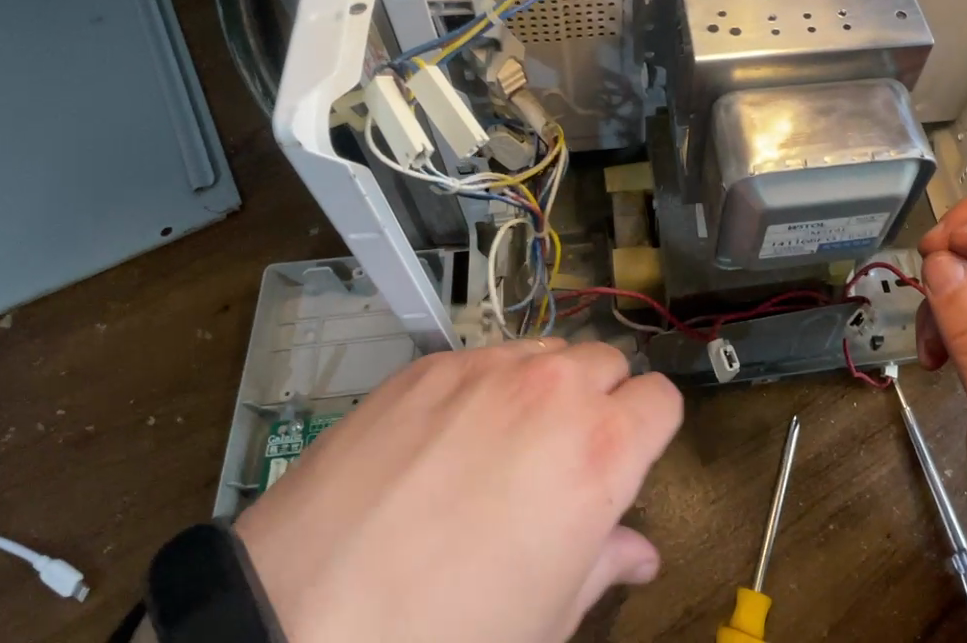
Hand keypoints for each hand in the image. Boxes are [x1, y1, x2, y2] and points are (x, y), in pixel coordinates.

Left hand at [233, 338, 682, 641]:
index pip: (663, 399)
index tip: (628, 460)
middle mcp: (553, 391)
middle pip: (608, 363)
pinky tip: (446, 438)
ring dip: (545, 386)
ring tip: (504, 443)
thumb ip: (605, 564)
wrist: (303, 618)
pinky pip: (483, 358)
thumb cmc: (448, 632)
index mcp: (602, 450)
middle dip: (600, 402)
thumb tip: (639, 551)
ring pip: (547, 352)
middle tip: (562, 458)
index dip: (650, 431)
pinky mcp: (426, 366)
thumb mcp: (545, 618)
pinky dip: (486, 385)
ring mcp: (485, 370)